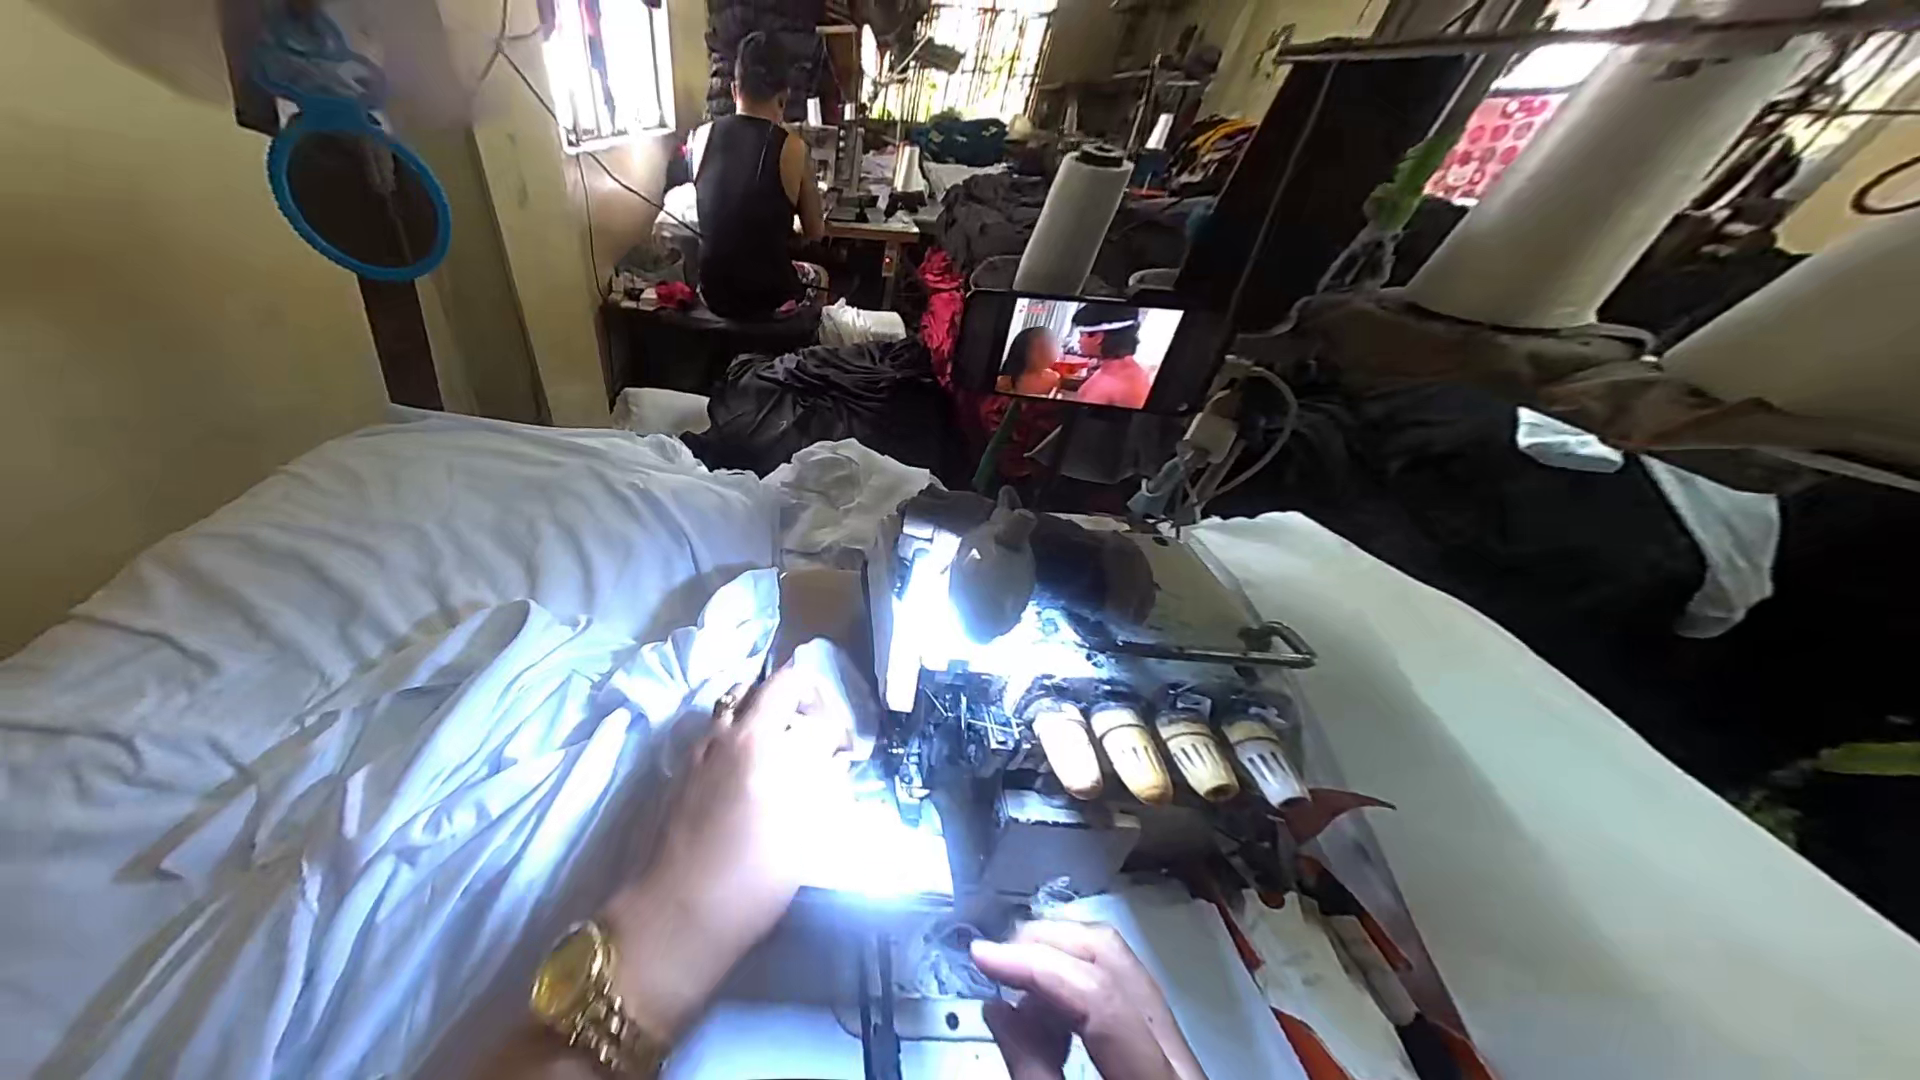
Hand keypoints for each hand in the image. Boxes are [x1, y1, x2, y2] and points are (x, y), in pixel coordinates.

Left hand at [600, 662, 847, 1038]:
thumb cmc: (749, 878)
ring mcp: (694, 754)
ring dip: (764, 717)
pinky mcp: (678, 777)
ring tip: (782, 753)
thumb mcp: (808, 830)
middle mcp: (721, 735)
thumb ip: (827, 779)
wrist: (671, 921)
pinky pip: (716, 736)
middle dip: (796, 700)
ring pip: (735, 709)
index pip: (795, 685)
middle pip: (763, 688)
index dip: (827, 706)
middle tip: (813, 733)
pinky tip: (749, 779)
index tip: (838, 741)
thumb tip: (833, 757)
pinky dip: (740, 739)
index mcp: (755, 739)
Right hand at [971, 921, 1207, 1079]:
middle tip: (997, 965)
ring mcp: (1180, 1047)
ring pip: (1116, 961)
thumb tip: (999, 1007)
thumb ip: (1033, 1077)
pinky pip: (1119, 988)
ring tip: (1017, 999)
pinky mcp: (1168, 1049)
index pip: (1098, 997)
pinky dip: (1075, 986)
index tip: (981, 956)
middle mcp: (1180, 1054)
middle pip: (1111, 956)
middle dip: (1044, 946)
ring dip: (1058, 961)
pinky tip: (1047, 1017)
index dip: (1034, 966)